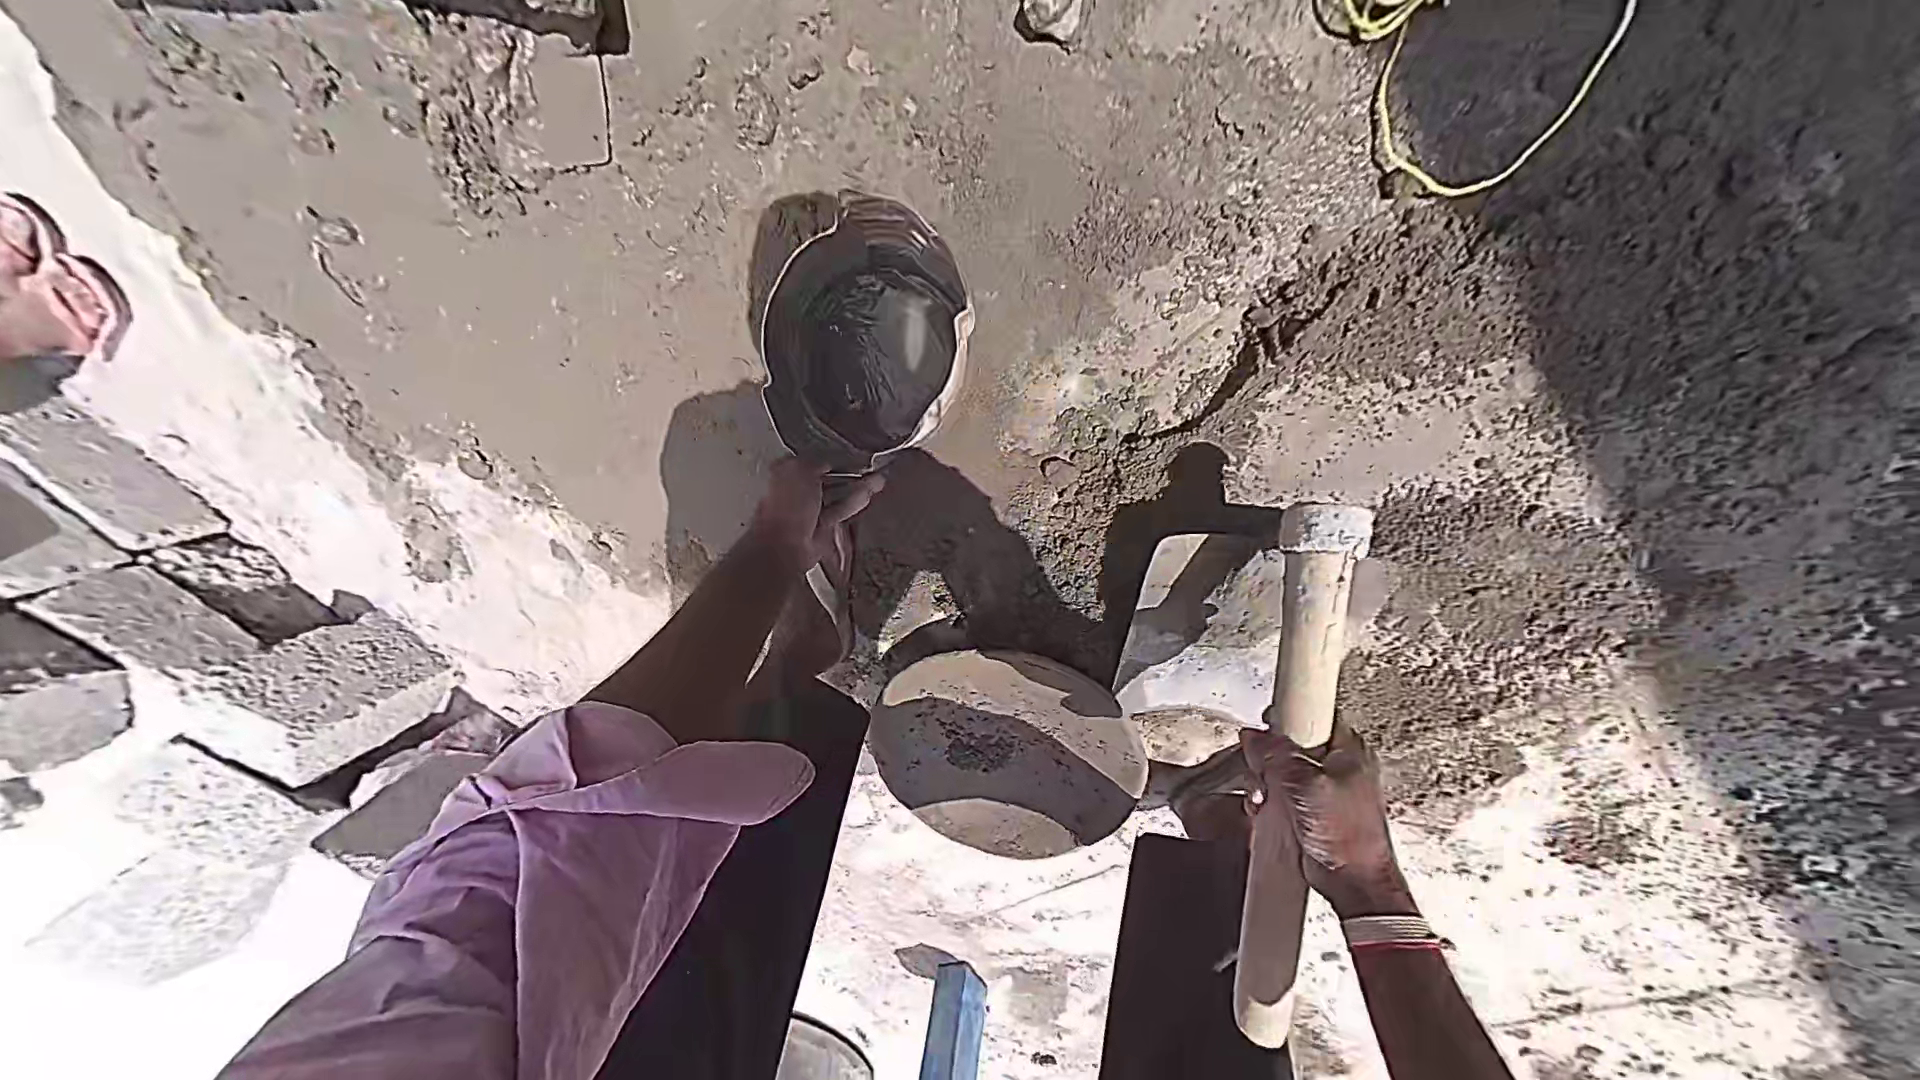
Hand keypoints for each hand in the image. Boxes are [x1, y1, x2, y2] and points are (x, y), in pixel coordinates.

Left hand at [744, 458, 884, 571]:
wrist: (786, 545)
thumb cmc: (786, 507)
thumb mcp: (803, 469)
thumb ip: (819, 460)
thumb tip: (832, 458)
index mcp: (784, 472)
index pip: (813, 459)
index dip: (834, 456)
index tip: (853, 455)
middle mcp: (794, 491)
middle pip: (827, 477)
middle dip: (849, 472)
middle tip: (868, 468)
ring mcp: (808, 510)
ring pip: (836, 494)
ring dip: (856, 487)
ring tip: (876, 481)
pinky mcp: (821, 526)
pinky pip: (840, 510)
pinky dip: (853, 503)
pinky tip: (866, 496)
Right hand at [1241, 718, 1416, 916]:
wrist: (1353, 884)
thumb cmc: (1347, 836)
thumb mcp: (1305, 784)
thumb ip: (1275, 755)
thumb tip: (1253, 736)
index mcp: (1348, 750)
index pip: (1313, 714)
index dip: (1288, 716)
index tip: (1269, 723)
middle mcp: (1336, 765)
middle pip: (1287, 742)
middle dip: (1269, 758)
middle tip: (1268, 771)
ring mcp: (1321, 787)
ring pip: (1278, 768)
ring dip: (1265, 782)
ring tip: (1267, 798)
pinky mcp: (1308, 808)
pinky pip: (1277, 792)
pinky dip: (1267, 800)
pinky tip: (1267, 810)